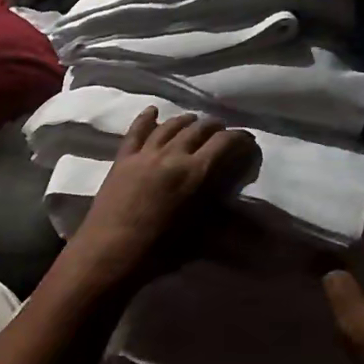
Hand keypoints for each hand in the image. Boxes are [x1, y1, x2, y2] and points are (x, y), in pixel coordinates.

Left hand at [59, 108, 253, 289]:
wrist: (109, 252)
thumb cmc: (159, 252)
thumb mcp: (201, 236)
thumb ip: (224, 218)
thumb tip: (254, 221)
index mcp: (196, 173)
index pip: (225, 143)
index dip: (240, 139)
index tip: (248, 142)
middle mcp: (172, 155)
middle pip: (199, 129)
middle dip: (215, 129)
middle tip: (222, 134)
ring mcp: (144, 154)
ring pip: (170, 126)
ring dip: (186, 122)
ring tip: (195, 122)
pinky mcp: (122, 159)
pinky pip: (136, 131)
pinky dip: (146, 118)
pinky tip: (153, 111)